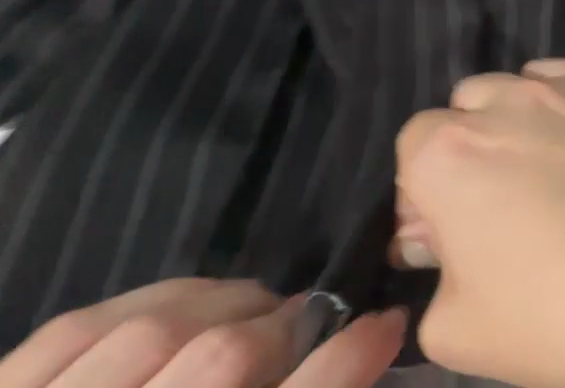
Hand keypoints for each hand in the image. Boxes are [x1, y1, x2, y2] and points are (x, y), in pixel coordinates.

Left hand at [0, 279, 404, 387]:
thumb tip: (365, 346)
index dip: (347, 363)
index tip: (385, 324)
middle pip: (225, 361)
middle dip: (283, 329)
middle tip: (305, 324)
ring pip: (157, 331)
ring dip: (224, 307)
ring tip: (246, 314)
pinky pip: (78, 326)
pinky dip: (146, 303)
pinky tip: (180, 311)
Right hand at [395, 60, 564, 387]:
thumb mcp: (456, 329)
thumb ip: (437, 273)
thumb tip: (458, 243)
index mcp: (456, 152)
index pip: (416, 143)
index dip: (428, 188)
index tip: (454, 231)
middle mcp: (522, 101)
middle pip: (477, 100)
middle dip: (477, 140)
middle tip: (507, 201)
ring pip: (542, 81)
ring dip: (535, 116)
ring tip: (564, 174)